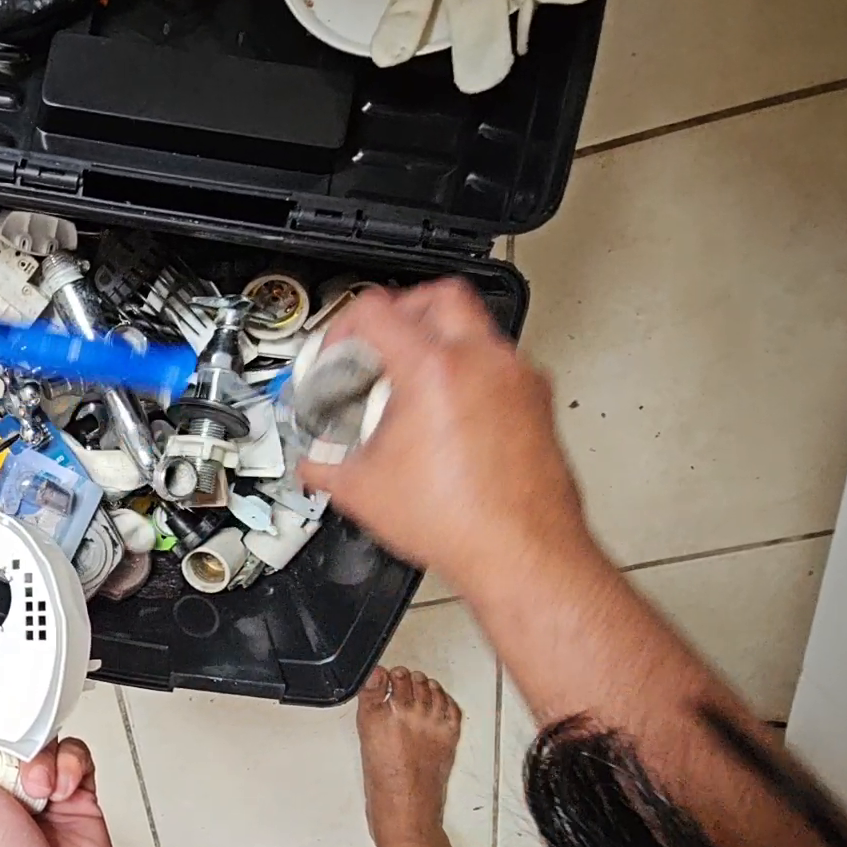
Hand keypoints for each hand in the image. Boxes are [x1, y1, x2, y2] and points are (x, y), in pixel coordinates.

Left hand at [0, 663, 120, 846]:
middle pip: (3, 710)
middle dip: (11, 718)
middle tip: (9, 733)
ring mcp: (32, 781)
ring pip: (43, 726)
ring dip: (41, 751)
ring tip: (33, 787)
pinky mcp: (71, 790)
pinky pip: (76, 750)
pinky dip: (70, 765)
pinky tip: (57, 792)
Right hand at [297, 278, 597, 596]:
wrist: (519, 552)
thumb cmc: (456, 520)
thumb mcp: (358, 489)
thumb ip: (322, 465)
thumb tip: (311, 463)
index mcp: (433, 370)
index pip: (377, 310)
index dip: (342, 326)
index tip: (336, 353)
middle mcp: (483, 363)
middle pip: (438, 295)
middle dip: (397, 311)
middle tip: (373, 345)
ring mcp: (518, 379)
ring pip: (473, 326)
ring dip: (433, 342)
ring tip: (403, 385)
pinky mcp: (535, 402)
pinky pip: (496, 363)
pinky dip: (463, 372)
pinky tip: (439, 415)